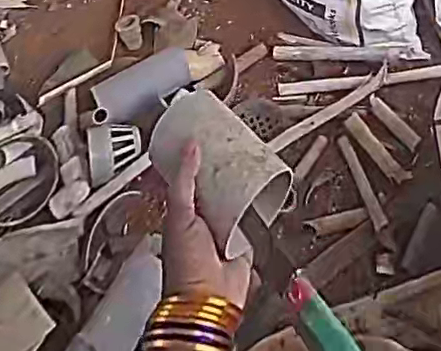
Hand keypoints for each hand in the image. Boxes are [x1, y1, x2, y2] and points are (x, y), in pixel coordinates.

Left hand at [162, 140, 252, 304]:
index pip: (190, 179)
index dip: (197, 160)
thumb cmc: (184, 269)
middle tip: (232, 147)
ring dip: (242, 185)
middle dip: (223, 170)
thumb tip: (190, 148)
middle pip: (216, 186)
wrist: (208, 301)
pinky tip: (262, 188)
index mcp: (183, 214)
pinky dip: (258, 202)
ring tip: (249, 162)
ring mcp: (225, 229)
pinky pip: (253, 214)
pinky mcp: (244, 238)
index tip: (205, 139)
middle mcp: (204, 220)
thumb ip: (183, 181)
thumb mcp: (178, 215)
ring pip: (235, 197)